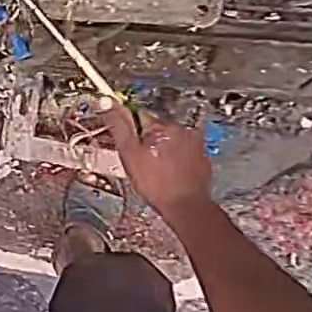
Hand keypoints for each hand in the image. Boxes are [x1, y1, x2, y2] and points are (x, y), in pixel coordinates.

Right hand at [99, 98, 212, 217]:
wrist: (186, 207)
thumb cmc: (156, 183)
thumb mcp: (129, 153)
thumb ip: (119, 127)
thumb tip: (109, 104)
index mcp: (164, 126)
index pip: (140, 117)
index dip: (130, 133)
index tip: (129, 147)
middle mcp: (183, 130)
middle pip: (156, 129)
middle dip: (147, 142)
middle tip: (140, 162)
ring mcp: (196, 145)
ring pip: (170, 141)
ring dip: (161, 151)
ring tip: (155, 171)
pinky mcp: (203, 160)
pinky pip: (183, 154)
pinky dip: (175, 161)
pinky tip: (167, 174)